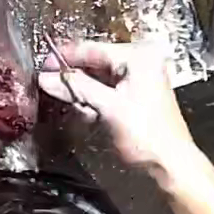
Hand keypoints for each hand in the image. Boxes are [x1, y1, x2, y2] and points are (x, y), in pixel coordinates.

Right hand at [38, 40, 199, 177]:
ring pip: (98, 78)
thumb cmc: (147, 135)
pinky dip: (92, 99)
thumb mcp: (108, 107)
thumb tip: (47, 77)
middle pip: (95, 62)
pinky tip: (84, 109)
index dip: (66, 57)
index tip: (43, 65)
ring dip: (81, 90)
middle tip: (48, 83)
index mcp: (139, 57)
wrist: (171, 164)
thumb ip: (77, 88)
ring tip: (68, 100)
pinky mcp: (134, 96)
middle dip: (72, 76)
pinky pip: (106, 90)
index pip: (94, 49)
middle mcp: (141, 62)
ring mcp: (138, 79)